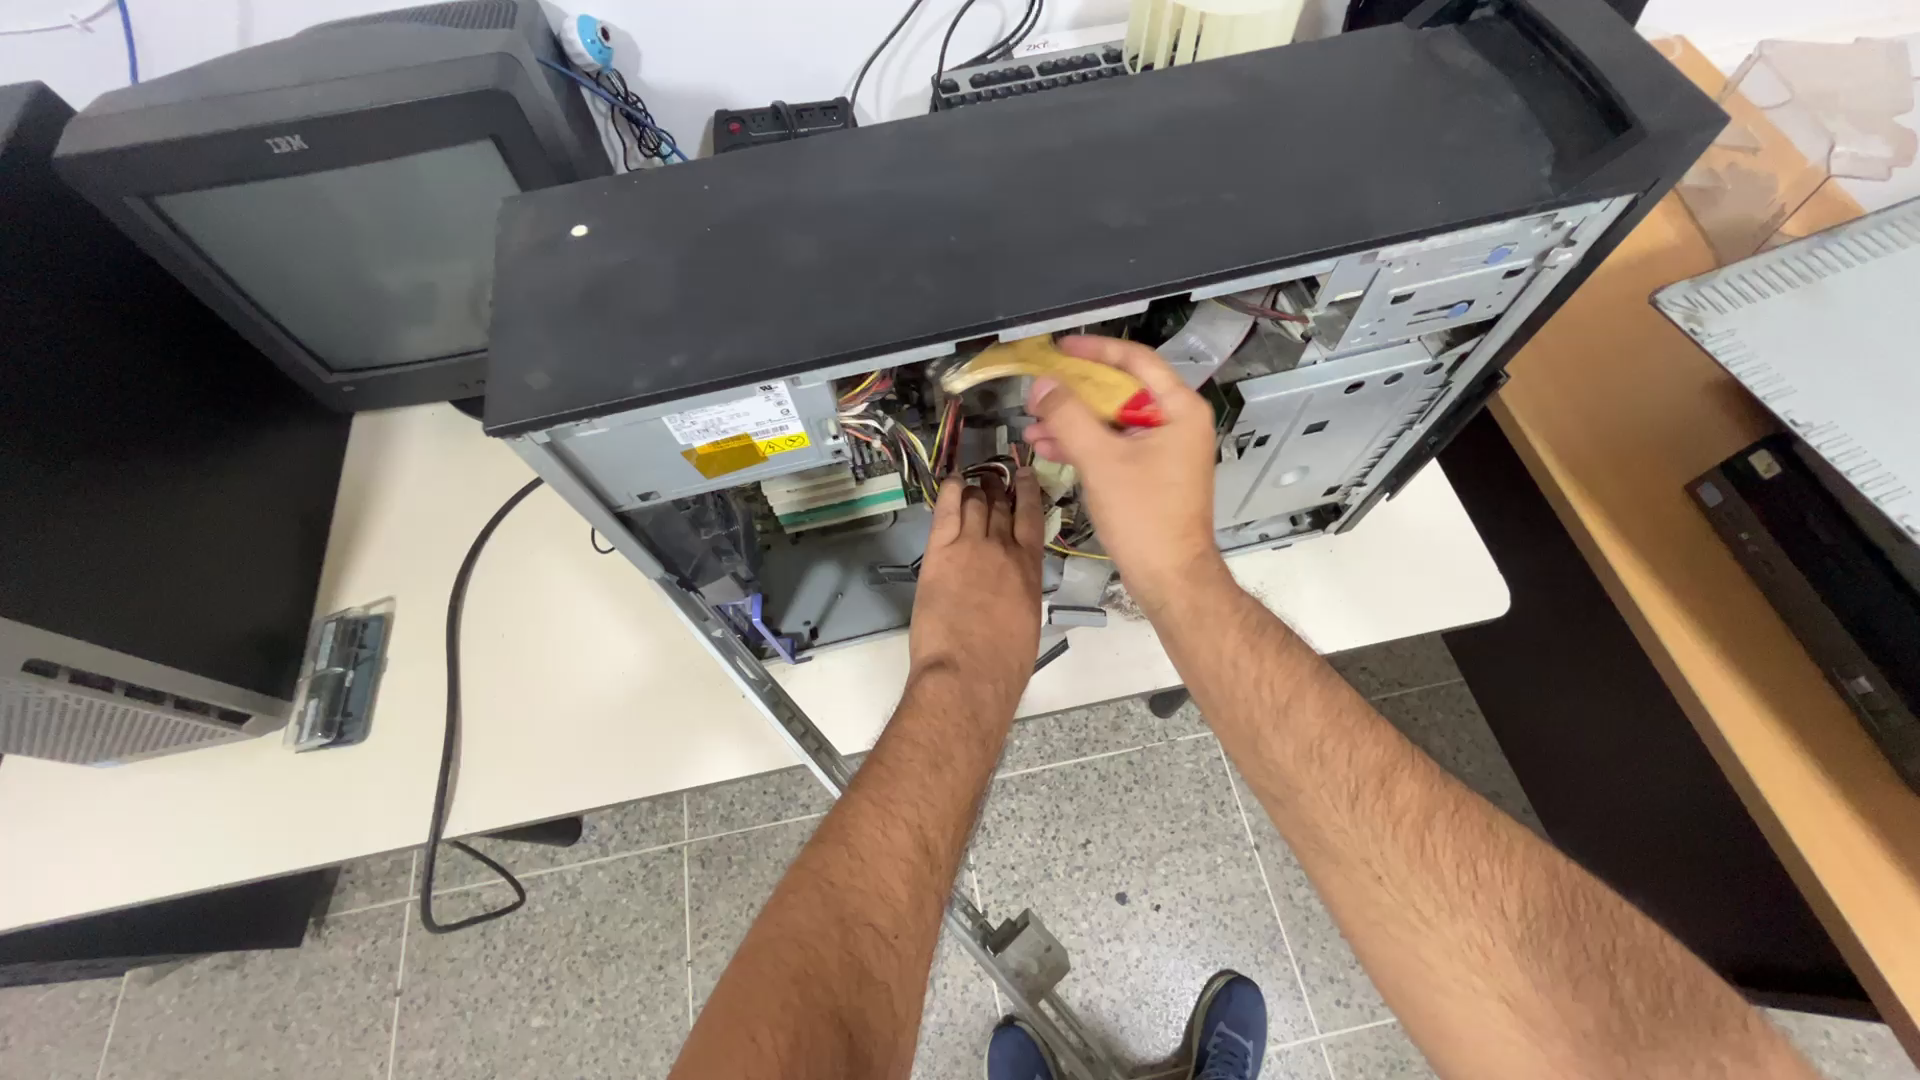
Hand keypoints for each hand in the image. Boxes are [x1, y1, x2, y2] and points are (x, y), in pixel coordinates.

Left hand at [908, 468, 1045, 708]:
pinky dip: (949, 491)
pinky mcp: (940, 552)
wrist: (969, 672)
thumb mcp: (1028, 621)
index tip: (1024, 476)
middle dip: (996, 490)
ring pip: (975, 504)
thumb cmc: (1004, 662)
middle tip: (991, 481)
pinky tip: (951, 481)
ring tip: (971, 483)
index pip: (1031, 518)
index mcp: (1030, 569)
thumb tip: (1013, 588)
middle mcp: (1003, 549)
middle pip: (1000, 508)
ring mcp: (971, 547)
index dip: (1028, 492)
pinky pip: (946, 511)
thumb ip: (1021, 593)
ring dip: (974, 490)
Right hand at [1023, 335, 1228, 612]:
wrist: (1168, 575)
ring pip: (1111, 421)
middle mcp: (1176, 422)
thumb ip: (1069, 416)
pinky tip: (1049, 448)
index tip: (1060, 348)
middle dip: (1075, 393)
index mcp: (1179, 409)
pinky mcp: (1149, 473)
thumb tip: (1043, 385)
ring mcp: (1163, 449)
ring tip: (1033, 426)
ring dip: (1072, 422)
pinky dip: (1084, 445)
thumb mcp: (1101, 460)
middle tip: (1037, 392)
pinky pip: (1113, 446)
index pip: (1135, 361)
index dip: (1095, 350)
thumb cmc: (1144, 516)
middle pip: (1119, 391)